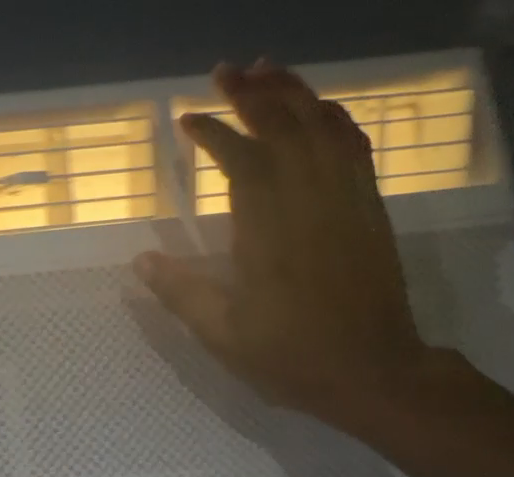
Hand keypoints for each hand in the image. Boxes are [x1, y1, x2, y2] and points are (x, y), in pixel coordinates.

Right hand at [133, 60, 450, 426]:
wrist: (371, 369)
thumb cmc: (290, 357)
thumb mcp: (224, 335)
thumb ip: (182, 293)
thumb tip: (142, 259)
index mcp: (268, 230)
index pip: (240, 159)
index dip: (213, 132)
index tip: (187, 119)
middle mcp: (309, 200)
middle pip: (283, 127)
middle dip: (252, 95)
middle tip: (224, 70)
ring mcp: (345, 198)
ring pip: (321, 126)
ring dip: (293, 93)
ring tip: (267, 71)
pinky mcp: (368, 207)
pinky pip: (353, 146)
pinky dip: (334, 117)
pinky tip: (320, 107)